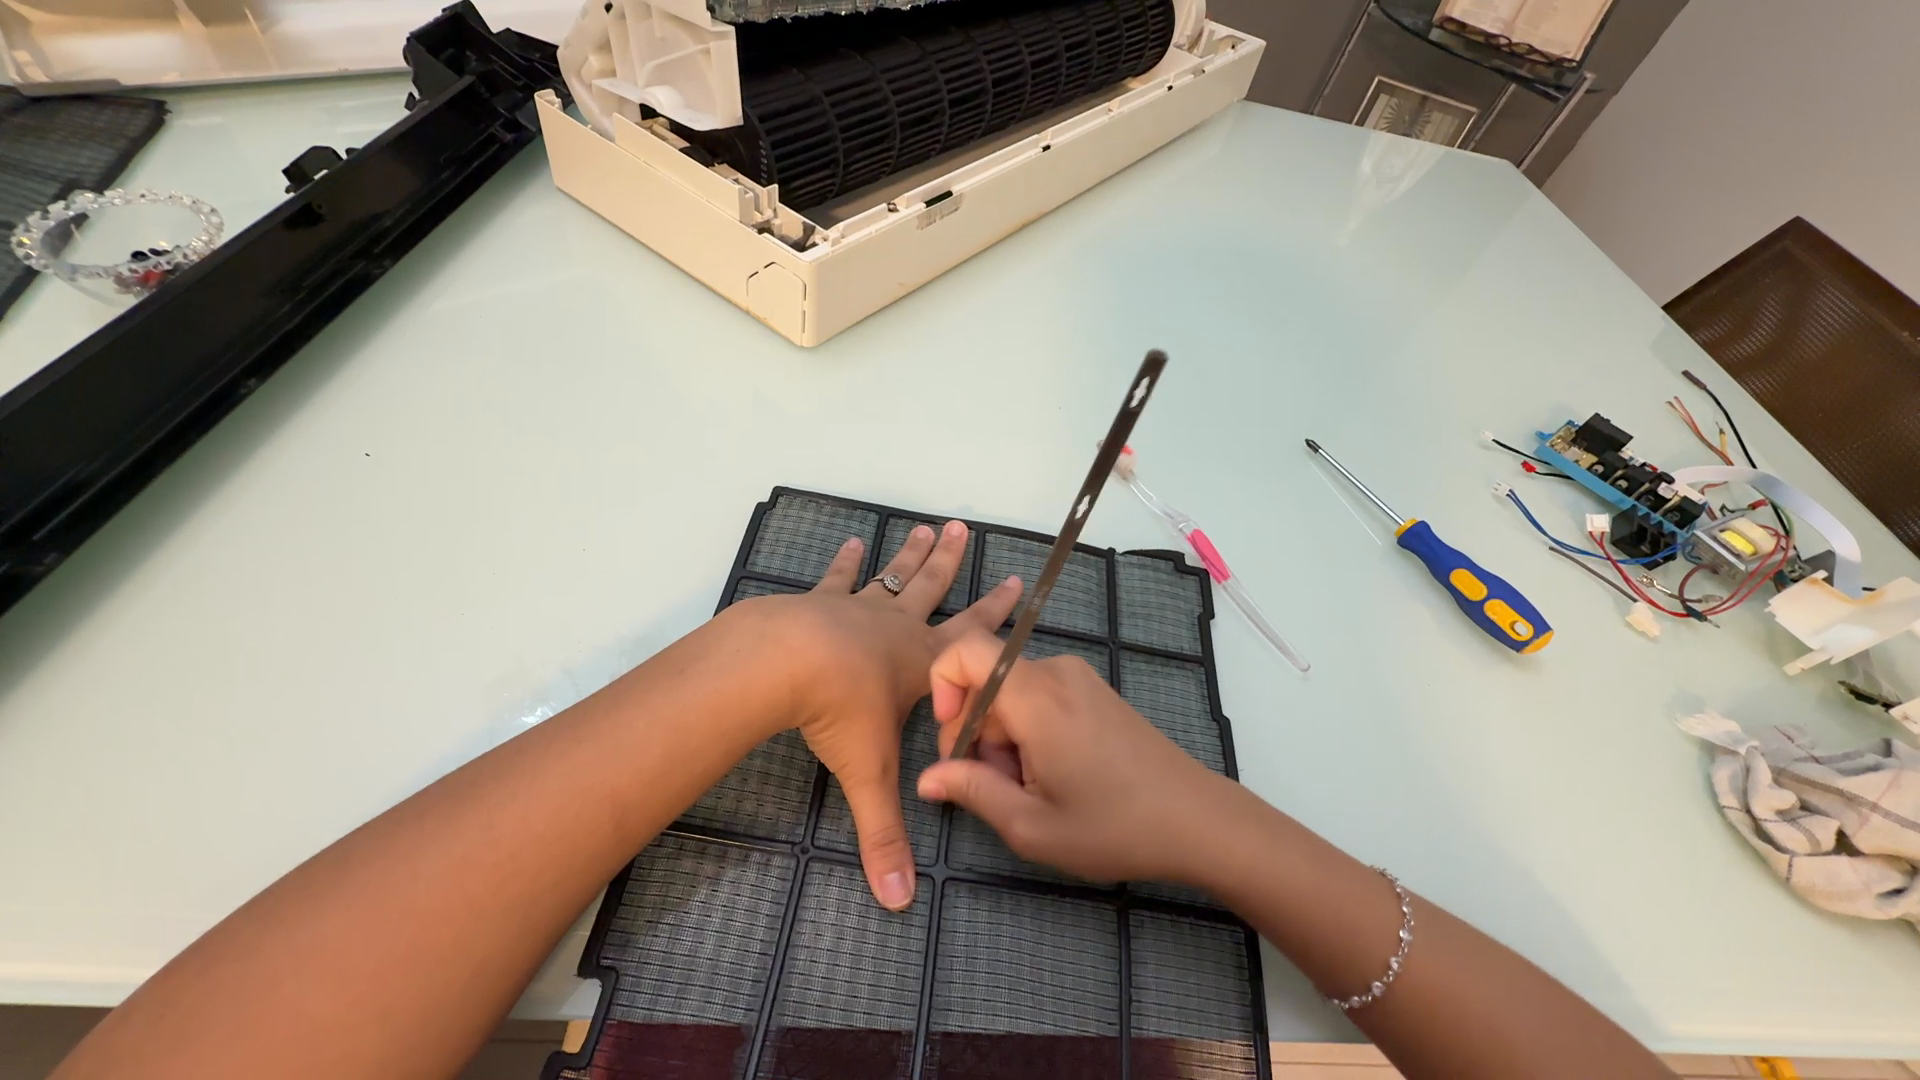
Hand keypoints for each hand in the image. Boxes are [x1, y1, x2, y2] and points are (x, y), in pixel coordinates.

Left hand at [770, 521, 1020, 910]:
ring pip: (893, 577)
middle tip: (961, 529)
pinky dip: (846, 562)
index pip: (971, 640)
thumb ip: (885, 836)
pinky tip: (851, 543)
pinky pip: (837, 578)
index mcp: (921, 664)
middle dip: (951, 563)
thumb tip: (898, 900)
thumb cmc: (839, 713)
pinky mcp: (819, 602)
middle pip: (933, 591)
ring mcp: (858, 609)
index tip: (1015, 583)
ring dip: (910, 554)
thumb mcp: (869, 775)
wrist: (783, 664)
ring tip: (923, 526)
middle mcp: (896, 628)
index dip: (995, 614)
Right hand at [915, 631, 1229, 885]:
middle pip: (986, 680)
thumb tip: (927, 777)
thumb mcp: (1031, 825)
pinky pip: (1038, 697)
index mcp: (1037, 695)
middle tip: (996, 787)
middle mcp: (1057, 671)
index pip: (967, 649)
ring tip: (1031, 790)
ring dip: (1003, 737)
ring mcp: (1080, 679)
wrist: (1198, 820)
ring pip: (1010, 693)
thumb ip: (972, 791)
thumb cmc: (1114, 827)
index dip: (941, 684)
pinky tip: (1052, 775)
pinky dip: (1028, 731)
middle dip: (975, 731)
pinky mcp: (1094, 691)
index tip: (952, 739)